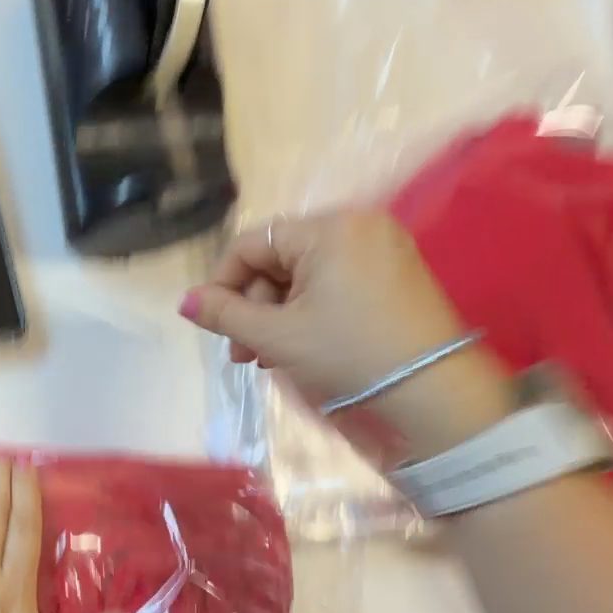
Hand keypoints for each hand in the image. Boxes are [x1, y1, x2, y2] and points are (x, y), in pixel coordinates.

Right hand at [180, 210, 514, 454]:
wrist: (429, 386)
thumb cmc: (345, 352)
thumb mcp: (274, 335)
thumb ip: (223, 314)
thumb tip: (183, 301)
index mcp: (328, 229)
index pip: (251, 244)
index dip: (222, 283)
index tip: (213, 325)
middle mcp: (356, 226)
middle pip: (275, 259)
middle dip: (250, 305)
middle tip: (241, 352)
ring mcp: (379, 248)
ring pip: (300, 275)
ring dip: (273, 314)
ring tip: (265, 357)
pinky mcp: (392, 272)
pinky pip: (330, 282)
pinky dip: (304, 311)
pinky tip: (296, 346)